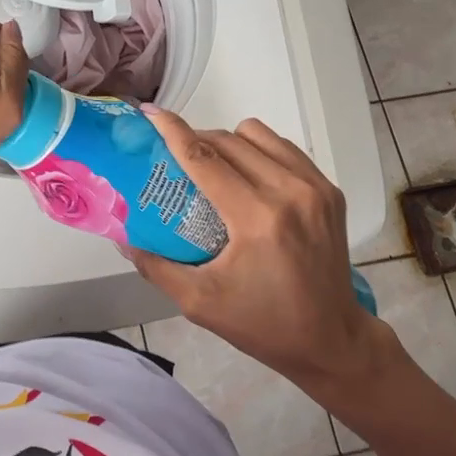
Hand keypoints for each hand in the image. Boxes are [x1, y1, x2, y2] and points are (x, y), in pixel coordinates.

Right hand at [129, 109, 389, 392]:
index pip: (204, 158)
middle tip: (173, 155)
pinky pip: (284, 148)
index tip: (150, 114)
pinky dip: (258, 150)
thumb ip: (156, 266)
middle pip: (228, 140)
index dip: (173, 131)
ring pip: (257, 135)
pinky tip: (246, 174)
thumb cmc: (263, 324)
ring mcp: (315, 188)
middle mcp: (289, 193)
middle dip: (195, 138)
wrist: (332, 341)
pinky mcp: (329, 191)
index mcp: (257, 219)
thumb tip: (122, 238)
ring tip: (212, 165)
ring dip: (228, 142)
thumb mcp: (199, 303)